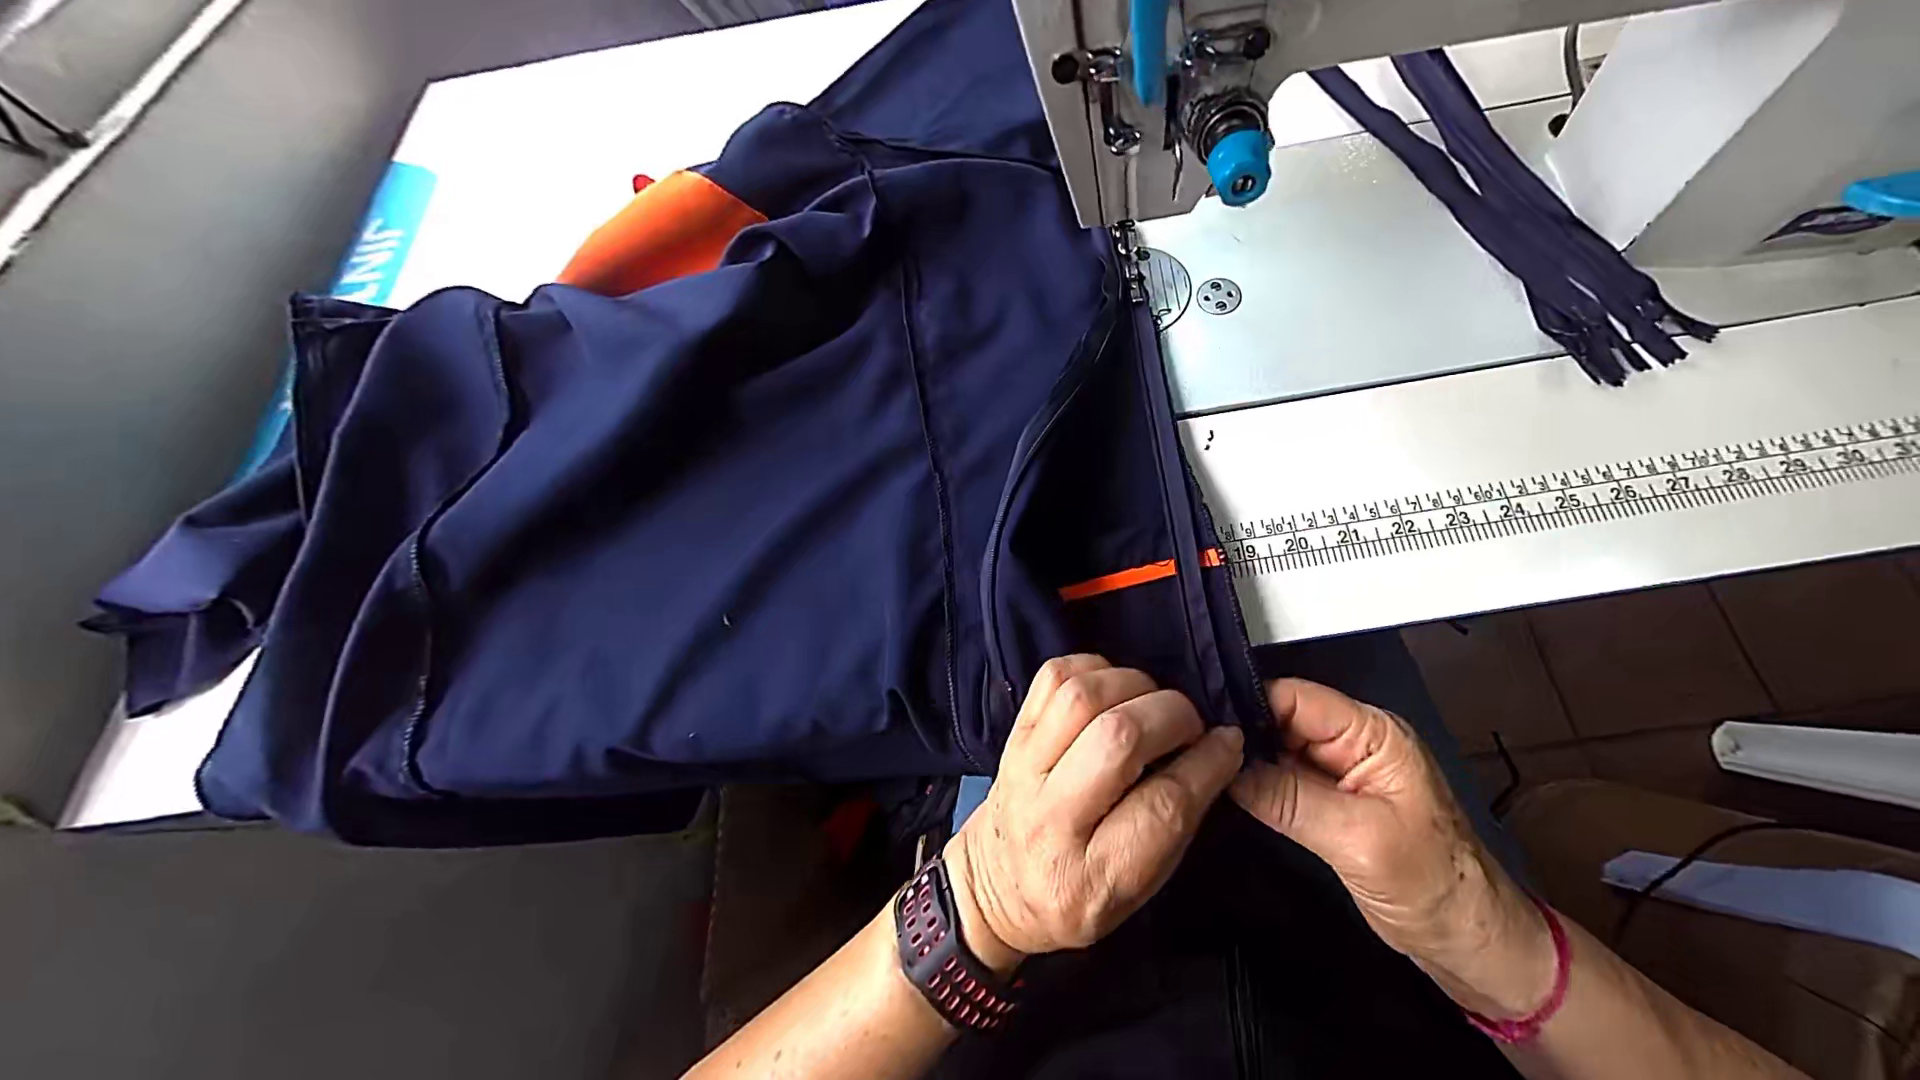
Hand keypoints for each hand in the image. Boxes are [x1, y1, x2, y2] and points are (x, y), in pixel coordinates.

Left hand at [944, 655, 1244, 973]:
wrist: (996, 883)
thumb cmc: (1078, 894)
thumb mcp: (1139, 888)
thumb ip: (1178, 822)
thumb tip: (1218, 747)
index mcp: (1093, 874)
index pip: (1163, 805)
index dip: (1207, 763)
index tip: (1228, 742)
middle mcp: (1051, 815)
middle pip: (1118, 738)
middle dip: (1172, 715)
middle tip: (1191, 722)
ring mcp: (1024, 766)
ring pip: (1081, 696)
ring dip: (1133, 685)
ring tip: (1153, 701)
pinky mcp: (1013, 733)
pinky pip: (1052, 677)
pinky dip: (1093, 668)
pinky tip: (1114, 686)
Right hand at [1229, 678, 1555, 1018]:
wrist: (1474, 949)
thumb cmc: (1438, 889)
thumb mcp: (1359, 840)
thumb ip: (1288, 798)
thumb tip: (1223, 766)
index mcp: (1372, 734)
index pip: (1293, 697)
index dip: (1247, 705)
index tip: (1202, 727)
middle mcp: (1350, 743)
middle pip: (1276, 719)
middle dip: (1237, 733)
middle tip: (1191, 752)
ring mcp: (1336, 773)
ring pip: (1271, 749)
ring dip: (1240, 761)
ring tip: (1198, 769)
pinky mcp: (1324, 801)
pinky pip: (1277, 779)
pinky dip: (1252, 784)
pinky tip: (1221, 789)